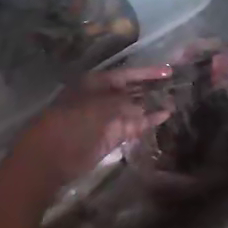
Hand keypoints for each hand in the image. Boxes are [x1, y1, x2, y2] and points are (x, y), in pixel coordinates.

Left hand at [8, 66, 172, 189]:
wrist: (50, 156)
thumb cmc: (71, 124)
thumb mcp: (99, 107)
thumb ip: (124, 103)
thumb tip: (144, 106)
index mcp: (94, 83)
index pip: (125, 74)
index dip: (146, 73)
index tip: (169, 70)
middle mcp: (101, 98)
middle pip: (130, 90)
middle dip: (152, 89)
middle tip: (177, 86)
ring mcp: (105, 118)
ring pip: (133, 109)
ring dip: (152, 106)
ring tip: (176, 101)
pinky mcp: (110, 137)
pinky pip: (132, 126)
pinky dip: (147, 121)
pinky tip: (164, 117)